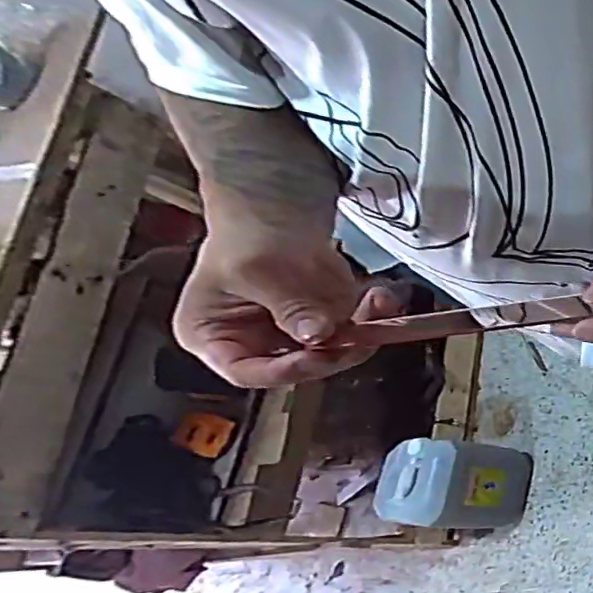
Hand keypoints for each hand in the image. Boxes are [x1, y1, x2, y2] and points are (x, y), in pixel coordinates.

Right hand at [174, 231, 402, 387]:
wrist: (280, 218)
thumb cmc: (251, 240)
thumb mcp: (258, 272)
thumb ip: (289, 308)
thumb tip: (314, 335)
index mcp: (212, 337)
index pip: (246, 373)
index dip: (284, 371)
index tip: (318, 356)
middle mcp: (255, 345)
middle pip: (301, 367)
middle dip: (337, 351)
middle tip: (360, 333)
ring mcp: (296, 339)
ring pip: (337, 354)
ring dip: (364, 334)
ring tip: (377, 302)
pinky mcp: (328, 329)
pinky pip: (356, 335)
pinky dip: (373, 320)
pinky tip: (380, 299)